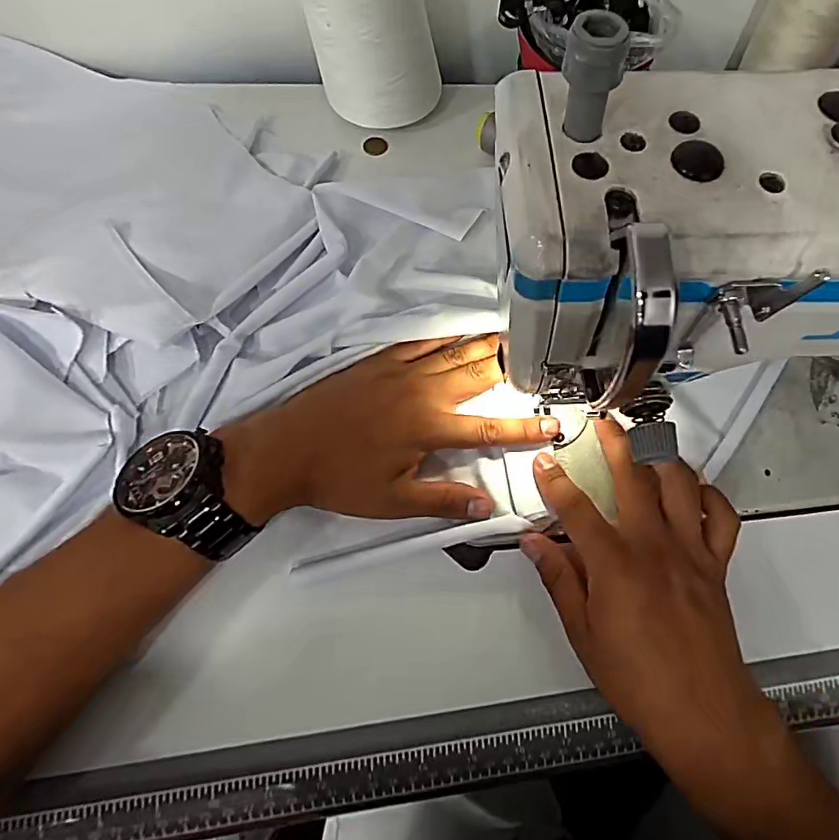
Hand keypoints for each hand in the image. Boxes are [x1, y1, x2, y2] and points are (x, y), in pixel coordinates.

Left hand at [218, 334, 557, 525]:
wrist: (286, 449)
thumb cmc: (338, 478)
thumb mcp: (391, 501)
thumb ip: (442, 500)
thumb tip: (486, 506)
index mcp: (428, 427)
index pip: (489, 428)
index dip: (525, 428)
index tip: (552, 425)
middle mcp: (421, 392)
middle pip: (479, 375)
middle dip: (512, 369)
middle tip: (538, 363)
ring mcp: (400, 371)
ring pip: (454, 352)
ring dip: (485, 346)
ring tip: (511, 339)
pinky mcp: (380, 361)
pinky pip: (421, 341)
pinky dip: (445, 336)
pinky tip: (458, 333)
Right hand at [519, 419, 770, 768]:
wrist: (702, 710)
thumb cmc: (645, 682)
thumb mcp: (584, 633)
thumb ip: (559, 580)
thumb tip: (536, 547)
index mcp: (615, 565)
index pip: (576, 507)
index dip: (555, 479)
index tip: (546, 463)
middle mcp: (654, 547)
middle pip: (632, 476)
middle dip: (614, 442)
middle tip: (603, 426)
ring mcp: (688, 550)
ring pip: (679, 482)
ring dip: (661, 456)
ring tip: (647, 445)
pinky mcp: (715, 562)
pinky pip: (720, 514)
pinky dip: (709, 494)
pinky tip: (695, 489)